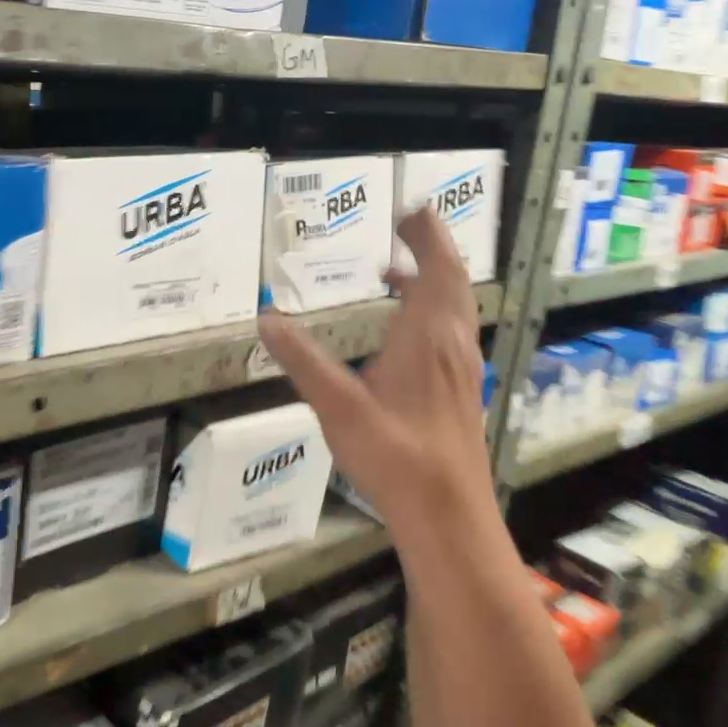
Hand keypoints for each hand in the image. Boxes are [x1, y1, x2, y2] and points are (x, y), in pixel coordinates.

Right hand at [256, 207, 493, 528]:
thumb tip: (266, 318)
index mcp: (427, 338)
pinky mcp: (460, 393)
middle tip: (407, 227)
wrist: (446, 514)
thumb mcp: (337, 406)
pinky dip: (434, 311)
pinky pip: (452, 333)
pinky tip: (408, 334)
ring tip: (399, 273)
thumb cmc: (394, 455)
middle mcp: (452, 346)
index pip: (437, 271)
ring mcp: (461, 371)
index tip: (409, 211)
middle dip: (432, 249)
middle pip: (453, 283)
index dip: (427, 237)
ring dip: (434, 281)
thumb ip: (302, 360)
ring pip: (456, 310)